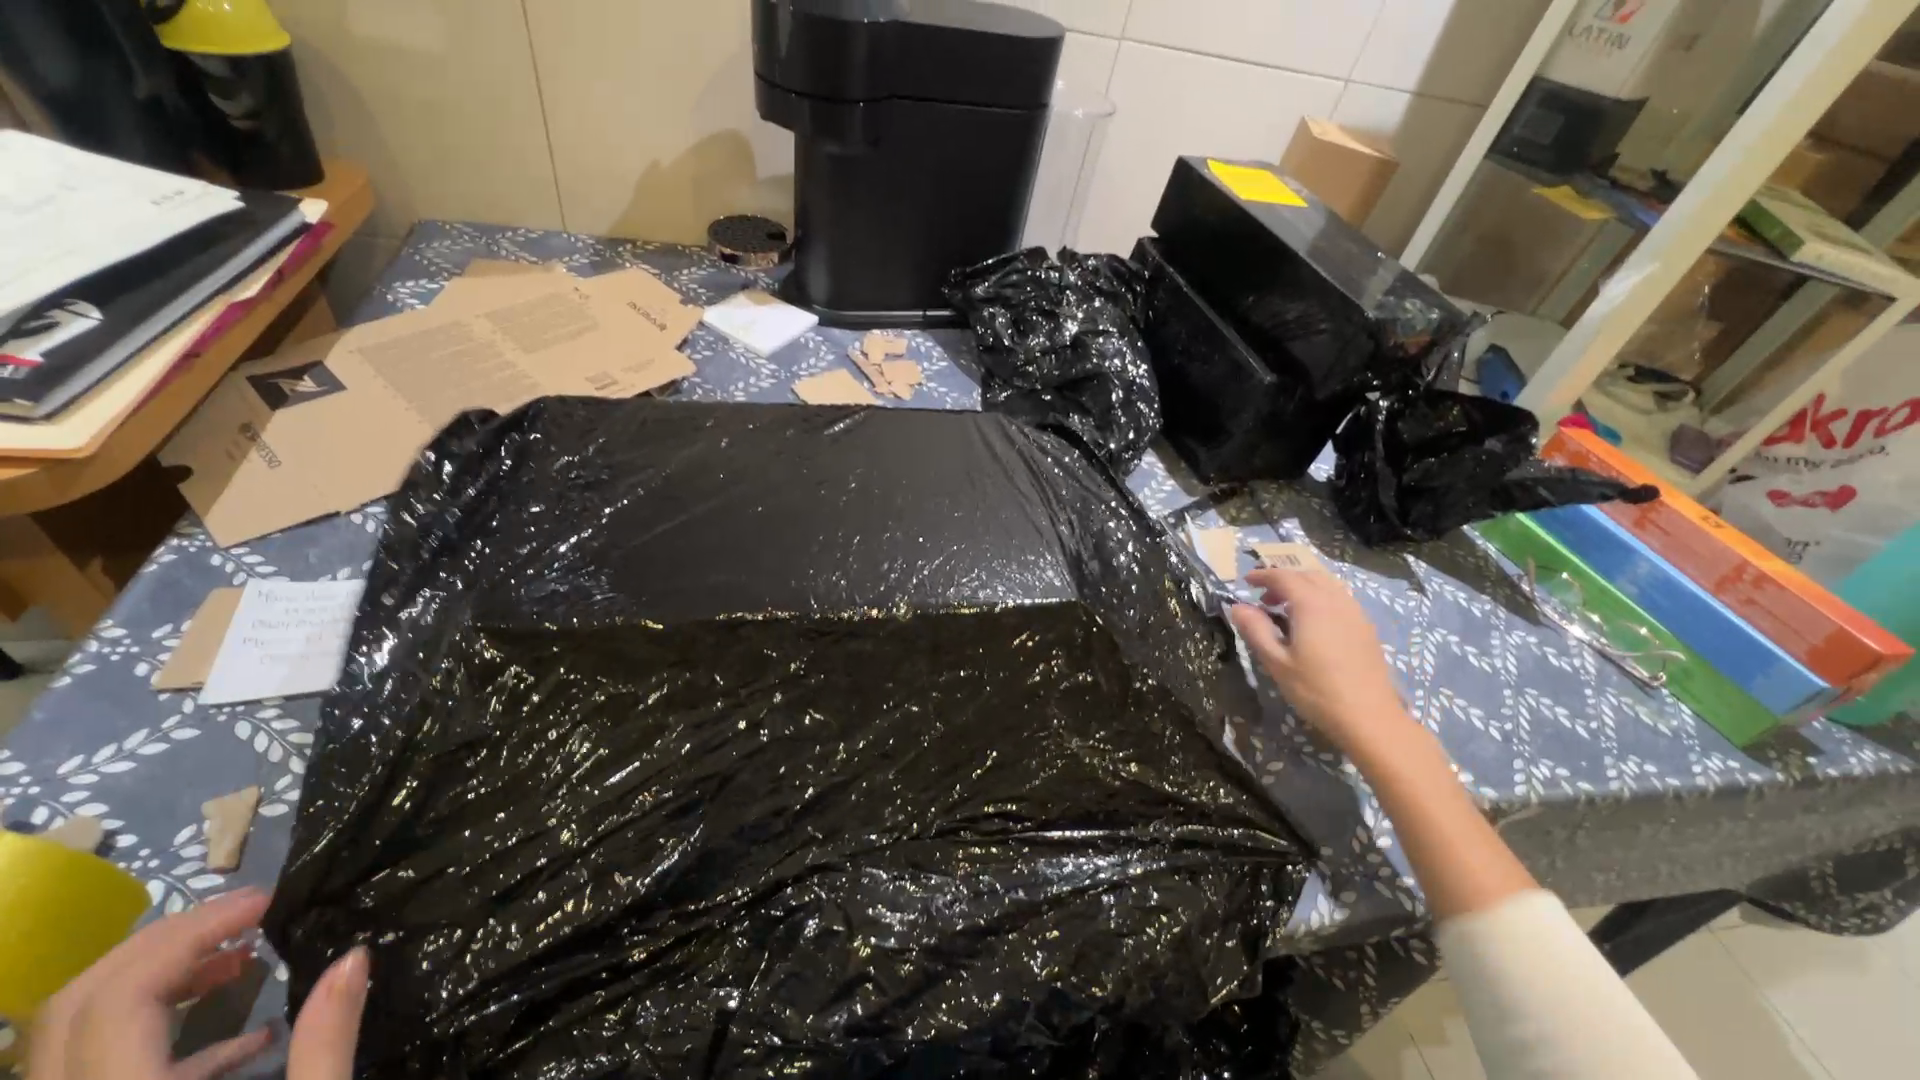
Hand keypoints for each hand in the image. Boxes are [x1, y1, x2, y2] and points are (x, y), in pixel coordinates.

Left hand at [28, 888, 367, 1079]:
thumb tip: (355, 958)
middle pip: (83, 1001)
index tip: (265, 901)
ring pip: (77, 1031)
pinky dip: (161, 1035)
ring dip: (158, 977)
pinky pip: (99, 1069)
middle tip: (247, 913)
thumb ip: (326, 1044)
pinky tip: (244, 1038)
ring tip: (239, 957)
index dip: (192, 933)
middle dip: (169, 940)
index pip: (124, 995)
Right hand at [1230, 568, 1410, 752]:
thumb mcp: (1276, 662)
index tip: (1246, 581)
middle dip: (1283, 580)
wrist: (1368, 716)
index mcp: (1311, 604)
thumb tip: (1238, 607)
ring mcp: (1355, 613)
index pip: (1283, 577)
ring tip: (1287, 610)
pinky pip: (1340, 599)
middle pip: (1307, 575)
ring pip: (1327, 585)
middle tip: (1264, 599)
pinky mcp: (1366, 627)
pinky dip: (1320, 598)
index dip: (1262, 575)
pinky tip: (1313, 624)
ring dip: (1303, 587)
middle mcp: (1336, 600)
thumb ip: (1255, 629)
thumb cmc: (1316, 690)